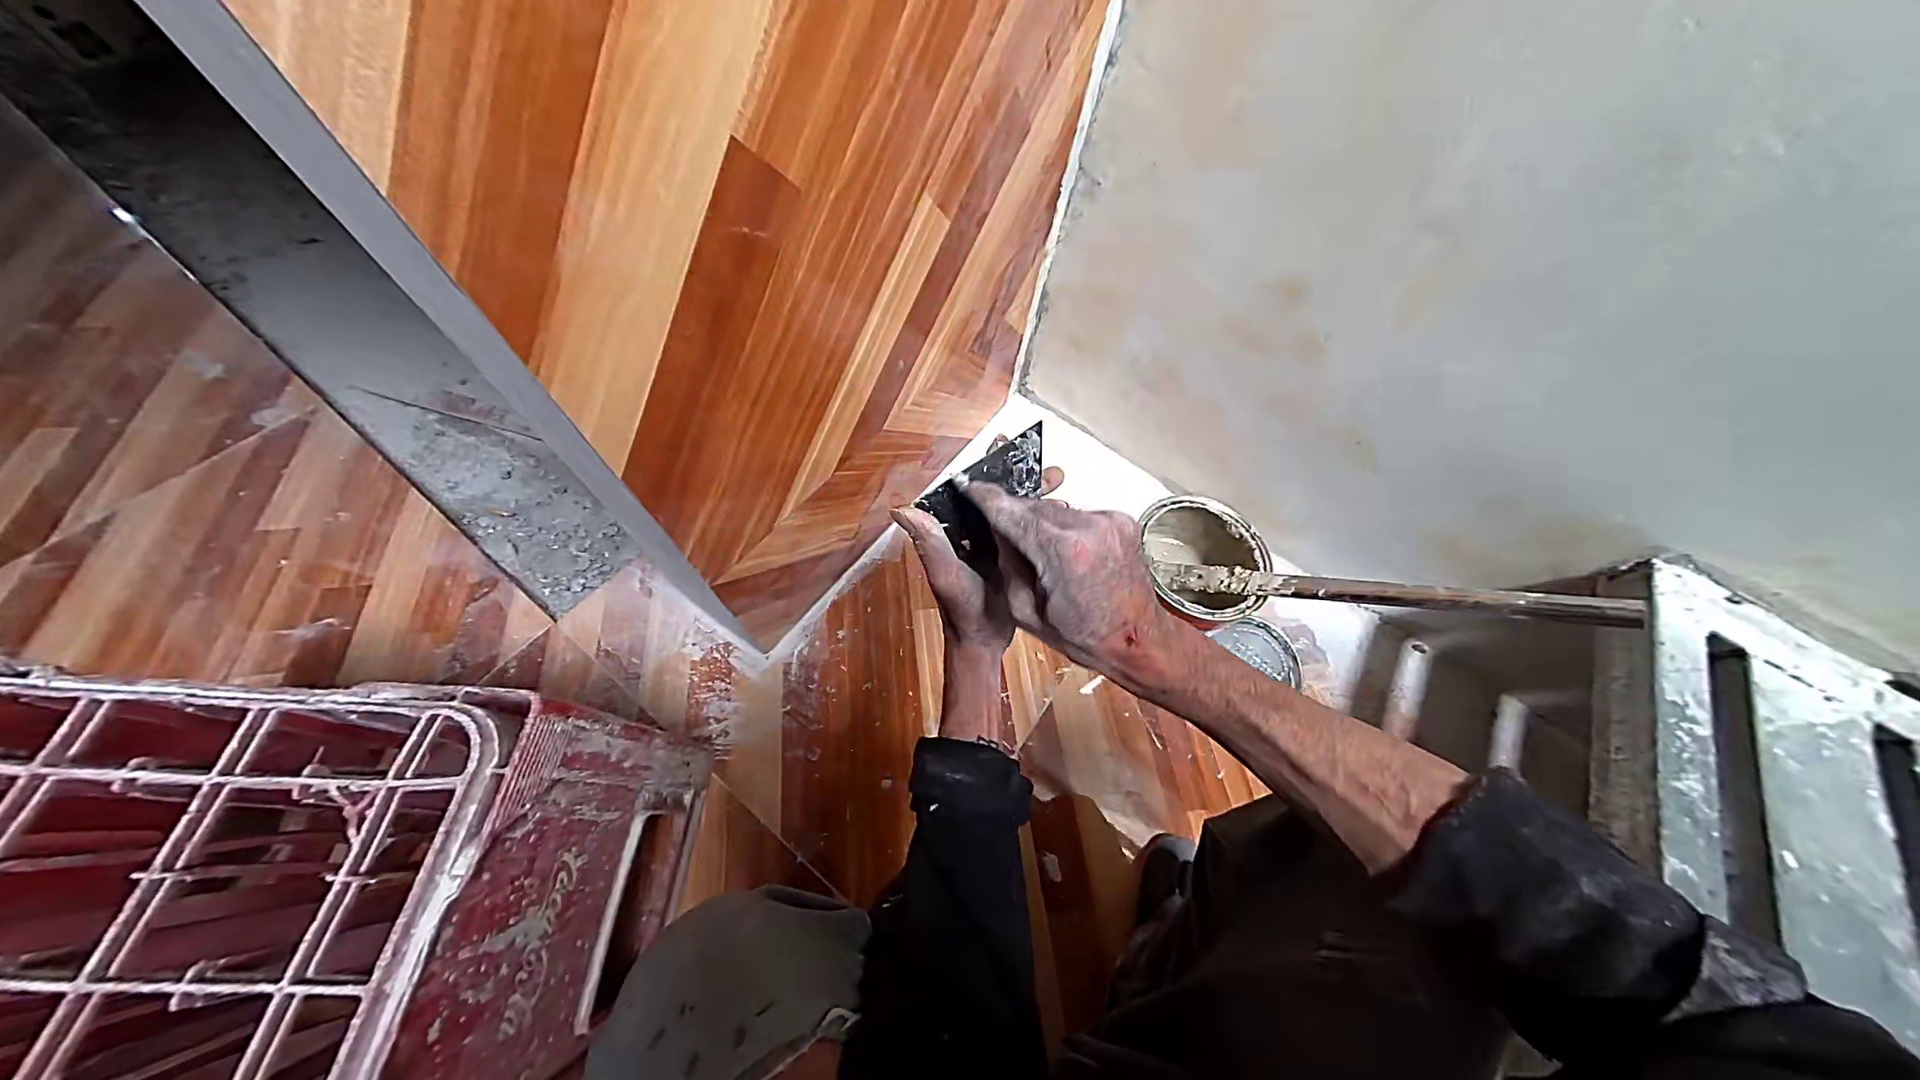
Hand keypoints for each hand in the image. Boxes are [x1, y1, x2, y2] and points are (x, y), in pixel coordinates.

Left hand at [890, 459, 1065, 653]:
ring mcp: (994, 545)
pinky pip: (1026, 531)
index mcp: (953, 530)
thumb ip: (929, 542)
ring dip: (1034, 495)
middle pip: (996, 496)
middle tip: (1042, 464)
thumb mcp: (945, 574)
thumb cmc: (960, 610)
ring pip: (1014, 511)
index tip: (1002, 446)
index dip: (985, 468)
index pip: (968, 490)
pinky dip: (1040, 520)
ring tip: (1058, 481)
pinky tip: (1061, 512)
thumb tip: (901, 509)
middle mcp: (973, 533)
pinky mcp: (1012, 557)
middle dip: (1019, 477)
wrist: (984, 641)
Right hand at [960, 482, 1183, 692]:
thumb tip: (997, 529)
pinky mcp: (1121, 521)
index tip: (970, 486)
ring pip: (1056, 509)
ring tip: (1041, 554)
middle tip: (1001, 534)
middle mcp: (1090, 528)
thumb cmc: (1086, 635)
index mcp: (1062, 551)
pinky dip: (1065, 528)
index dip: (984, 496)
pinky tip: (1065, 554)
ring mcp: (1109, 522)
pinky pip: (1079, 515)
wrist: (1136, 639)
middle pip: (1033, 506)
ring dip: (1040, 523)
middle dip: (1013, 516)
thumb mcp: (1025, 609)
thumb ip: (1007, 562)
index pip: (1010, 510)